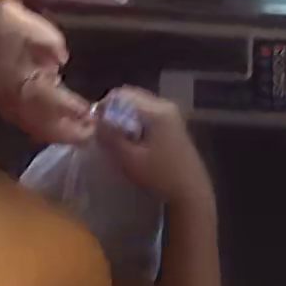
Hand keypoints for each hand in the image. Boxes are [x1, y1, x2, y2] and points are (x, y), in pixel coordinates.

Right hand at [0, 0, 94, 144]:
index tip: (93, 113)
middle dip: (72, 131)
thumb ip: (52, 49)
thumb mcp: (40, 33)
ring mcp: (9, 107)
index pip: (51, 102)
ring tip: (86, 133)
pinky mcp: (8, 108)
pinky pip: (30, 127)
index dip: (72, 109)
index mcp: (23, 81)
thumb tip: (61, 61)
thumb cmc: (18, 30)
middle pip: (46, 126)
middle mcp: (15, 100)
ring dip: (62, 135)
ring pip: (38, 131)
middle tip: (95, 130)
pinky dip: (49, 132)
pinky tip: (67, 131)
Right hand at [95, 87, 213, 209]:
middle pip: (131, 97)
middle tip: (103, 133)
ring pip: (139, 105)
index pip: (121, 95)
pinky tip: (132, 141)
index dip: (103, 107)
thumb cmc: (159, 175)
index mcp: (157, 110)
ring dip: (124, 117)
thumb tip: (96, 120)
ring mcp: (172, 114)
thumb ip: (110, 136)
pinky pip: (148, 114)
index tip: (95, 126)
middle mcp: (166, 105)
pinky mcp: (173, 124)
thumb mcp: (129, 157)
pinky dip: (135, 122)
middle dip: (113, 111)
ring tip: (116, 138)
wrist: (190, 190)